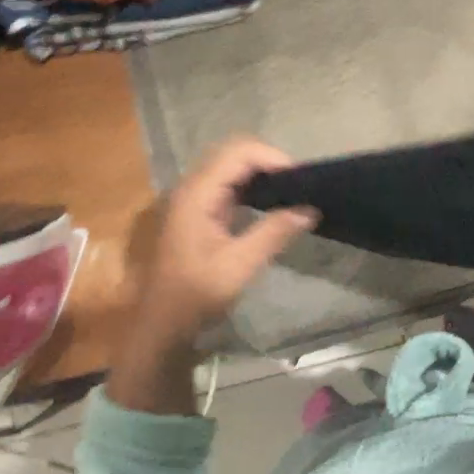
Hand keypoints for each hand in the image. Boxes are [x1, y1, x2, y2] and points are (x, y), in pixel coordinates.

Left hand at [134, 137, 317, 345]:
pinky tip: (270, 206)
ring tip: (291, 194)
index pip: (239, 153)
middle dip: (268, 163)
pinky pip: (226, 188)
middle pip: (233, 154)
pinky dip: (250, 189)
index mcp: (197, 194)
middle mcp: (191, 188)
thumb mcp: (240, 264)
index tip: (302, 181)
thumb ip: (274, 232)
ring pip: (229, 170)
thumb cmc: (197, 293)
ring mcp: (192, 200)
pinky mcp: (197, 214)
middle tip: (300, 186)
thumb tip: (310, 209)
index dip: (273, 158)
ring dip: (260, 175)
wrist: (163, 321)